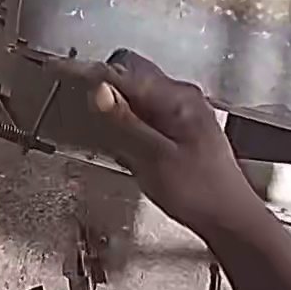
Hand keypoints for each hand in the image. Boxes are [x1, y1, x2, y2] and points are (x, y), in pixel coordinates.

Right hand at [60, 49, 266, 238]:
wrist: (230, 219)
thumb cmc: (200, 193)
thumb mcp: (155, 158)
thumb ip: (125, 122)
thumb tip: (99, 91)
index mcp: (178, 99)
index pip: (122, 74)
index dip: (87, 73)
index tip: (60, 70)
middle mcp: (182, 98)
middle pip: (131, 74)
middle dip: (104, 85)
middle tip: (83, 104)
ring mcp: (183, 111)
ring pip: (138, 93)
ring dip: (117, 106)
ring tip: (110, 134)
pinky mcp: (181, 127)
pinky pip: (147, 111)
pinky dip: (130, 121)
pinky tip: (129, 147)